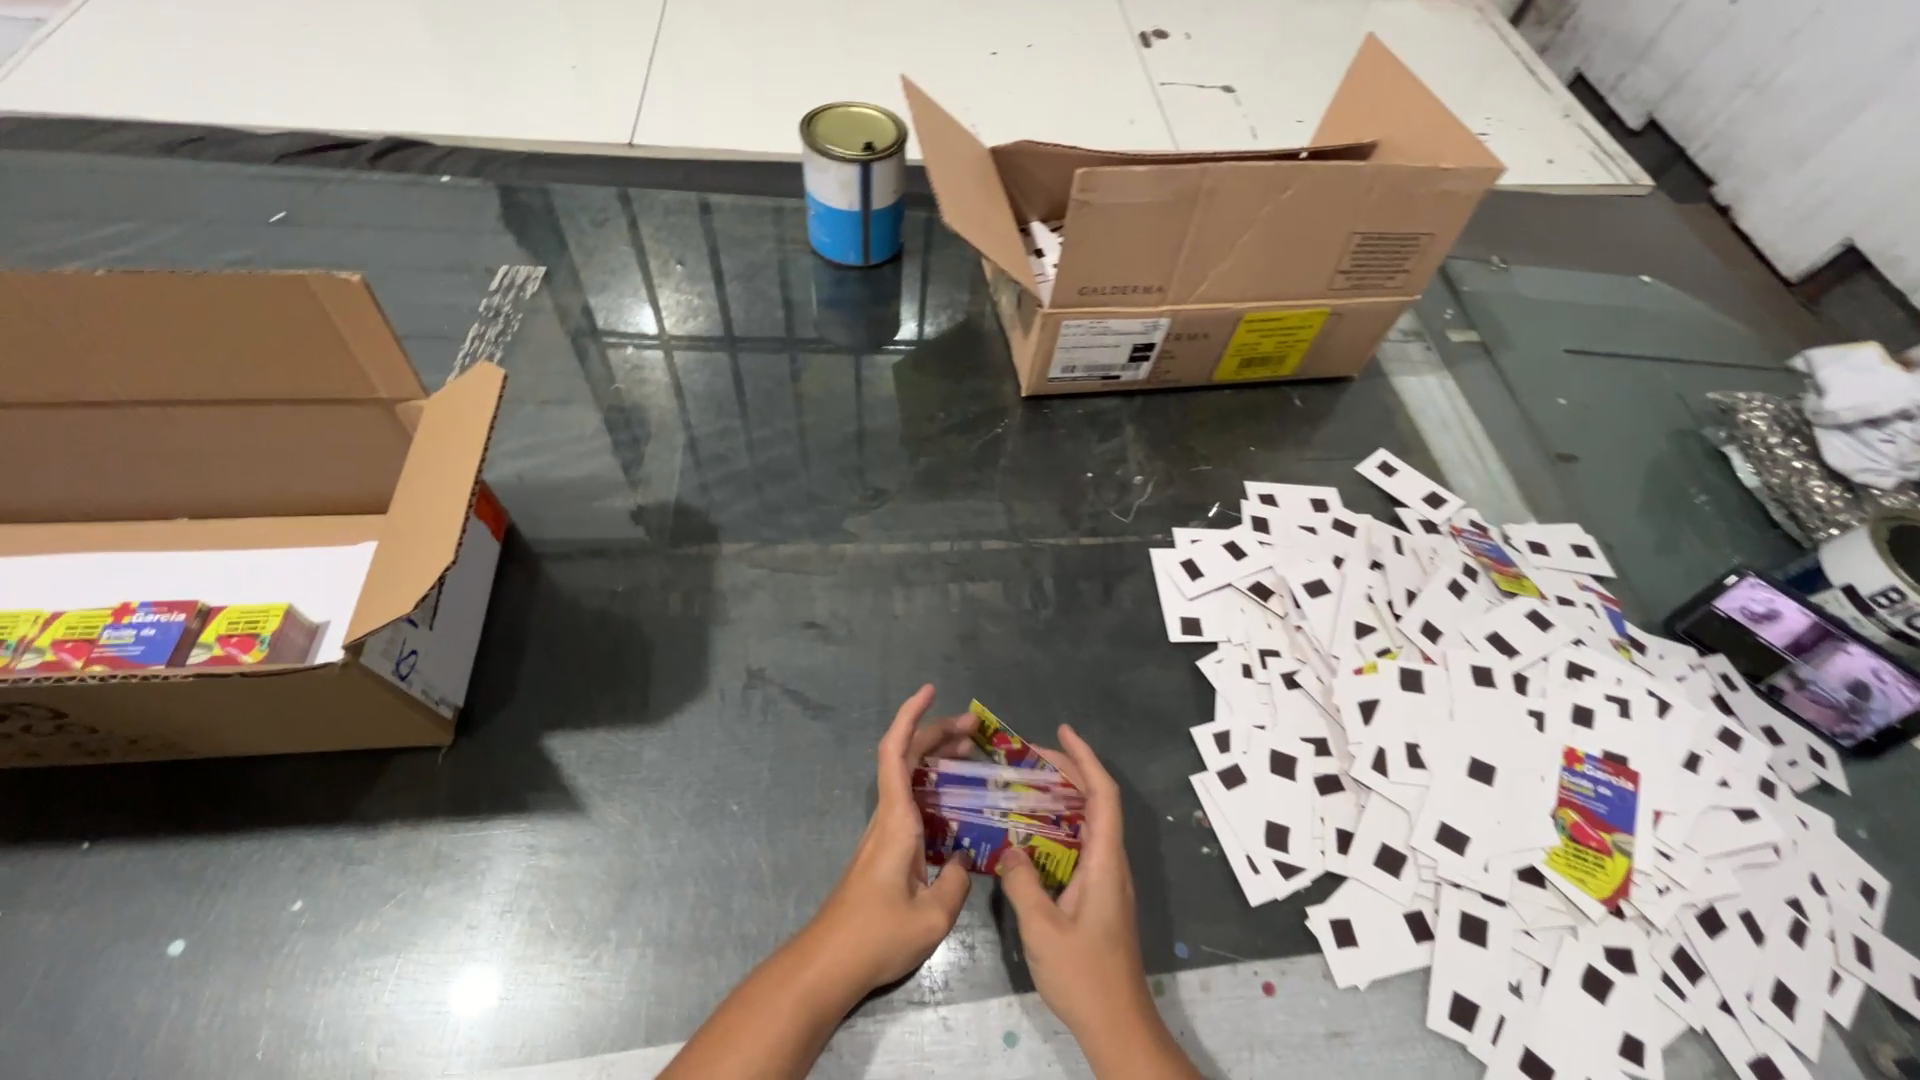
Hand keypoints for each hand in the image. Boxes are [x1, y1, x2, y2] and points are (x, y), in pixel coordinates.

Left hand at [801, 685, 977, 992]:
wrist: (828, 963)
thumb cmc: (876, 936)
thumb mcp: (933, 916)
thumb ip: (957, 880)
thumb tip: (965, 857)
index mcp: (897, 821)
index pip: (897, 752)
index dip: (911, 716)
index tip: (931, 691)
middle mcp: (887, 817)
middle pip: (905, 757)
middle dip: (937, 733)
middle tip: (976, 730)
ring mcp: (883, 833)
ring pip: (907, 779)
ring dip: (936, 759)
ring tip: (973, 757)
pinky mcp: (885, 851)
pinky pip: (911, 803)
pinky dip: (933, 789)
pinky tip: (957, 803)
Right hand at [997, 725, 1154, 1036]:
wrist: (1117, 1023)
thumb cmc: (1084, 975)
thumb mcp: (1043, 928)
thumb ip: (1022, 882)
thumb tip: (1007, 848)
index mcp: (1105, 862)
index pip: (1102, 795)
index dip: (1084, 759)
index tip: (1061, 732)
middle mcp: (1111, 863)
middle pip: (1097, 802)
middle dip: (1067, 772)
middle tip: (1027, 758)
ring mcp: (1108, 881)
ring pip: (1089, 825)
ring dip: (1062, 800)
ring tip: (1024, 788)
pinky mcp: (1099, 897)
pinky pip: (1080, 847)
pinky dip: (1058, 830)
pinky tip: (1029, 837)